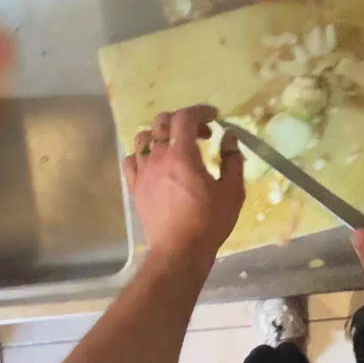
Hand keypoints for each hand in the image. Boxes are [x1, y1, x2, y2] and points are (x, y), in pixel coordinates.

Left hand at [123, 105, 244, 271]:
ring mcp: (143, 172)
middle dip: (183, 121)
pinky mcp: (135, 188)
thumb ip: (232, 160)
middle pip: (162, 122)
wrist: (180, 252)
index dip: (200, 111)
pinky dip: (143, 154)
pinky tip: (155, 163)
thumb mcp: (232, 191)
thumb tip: (229, 138)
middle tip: (201, 134)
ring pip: (143, 138)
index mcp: (182, 155)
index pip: (185, 117)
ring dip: (161, 135)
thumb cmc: (209, 222)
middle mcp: (158, 158)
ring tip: (176, 146)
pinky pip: (131, 160)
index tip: (214, 117)